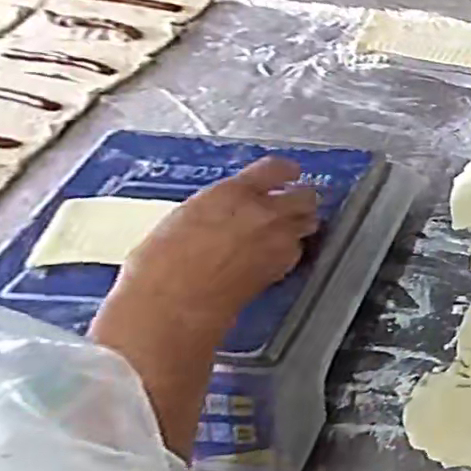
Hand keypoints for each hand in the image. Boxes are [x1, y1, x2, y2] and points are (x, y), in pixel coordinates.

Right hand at [114, 156, 321, 333]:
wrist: (177, 302)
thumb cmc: (160, 262)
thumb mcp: (185, 217)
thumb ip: (221, 204)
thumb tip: (237, 204)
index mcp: (232, 194)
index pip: (277, 168)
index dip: (284, 171)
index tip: (286, 174)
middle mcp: (265, 210)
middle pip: (306, 195)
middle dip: (298, 199)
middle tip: (285, 206)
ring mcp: (282, 235)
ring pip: (310, 219)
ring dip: (299, 221)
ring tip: (279, 230)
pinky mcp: (289, 258)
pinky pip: (299, 245)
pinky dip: (290, 246)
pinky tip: (270, 254)